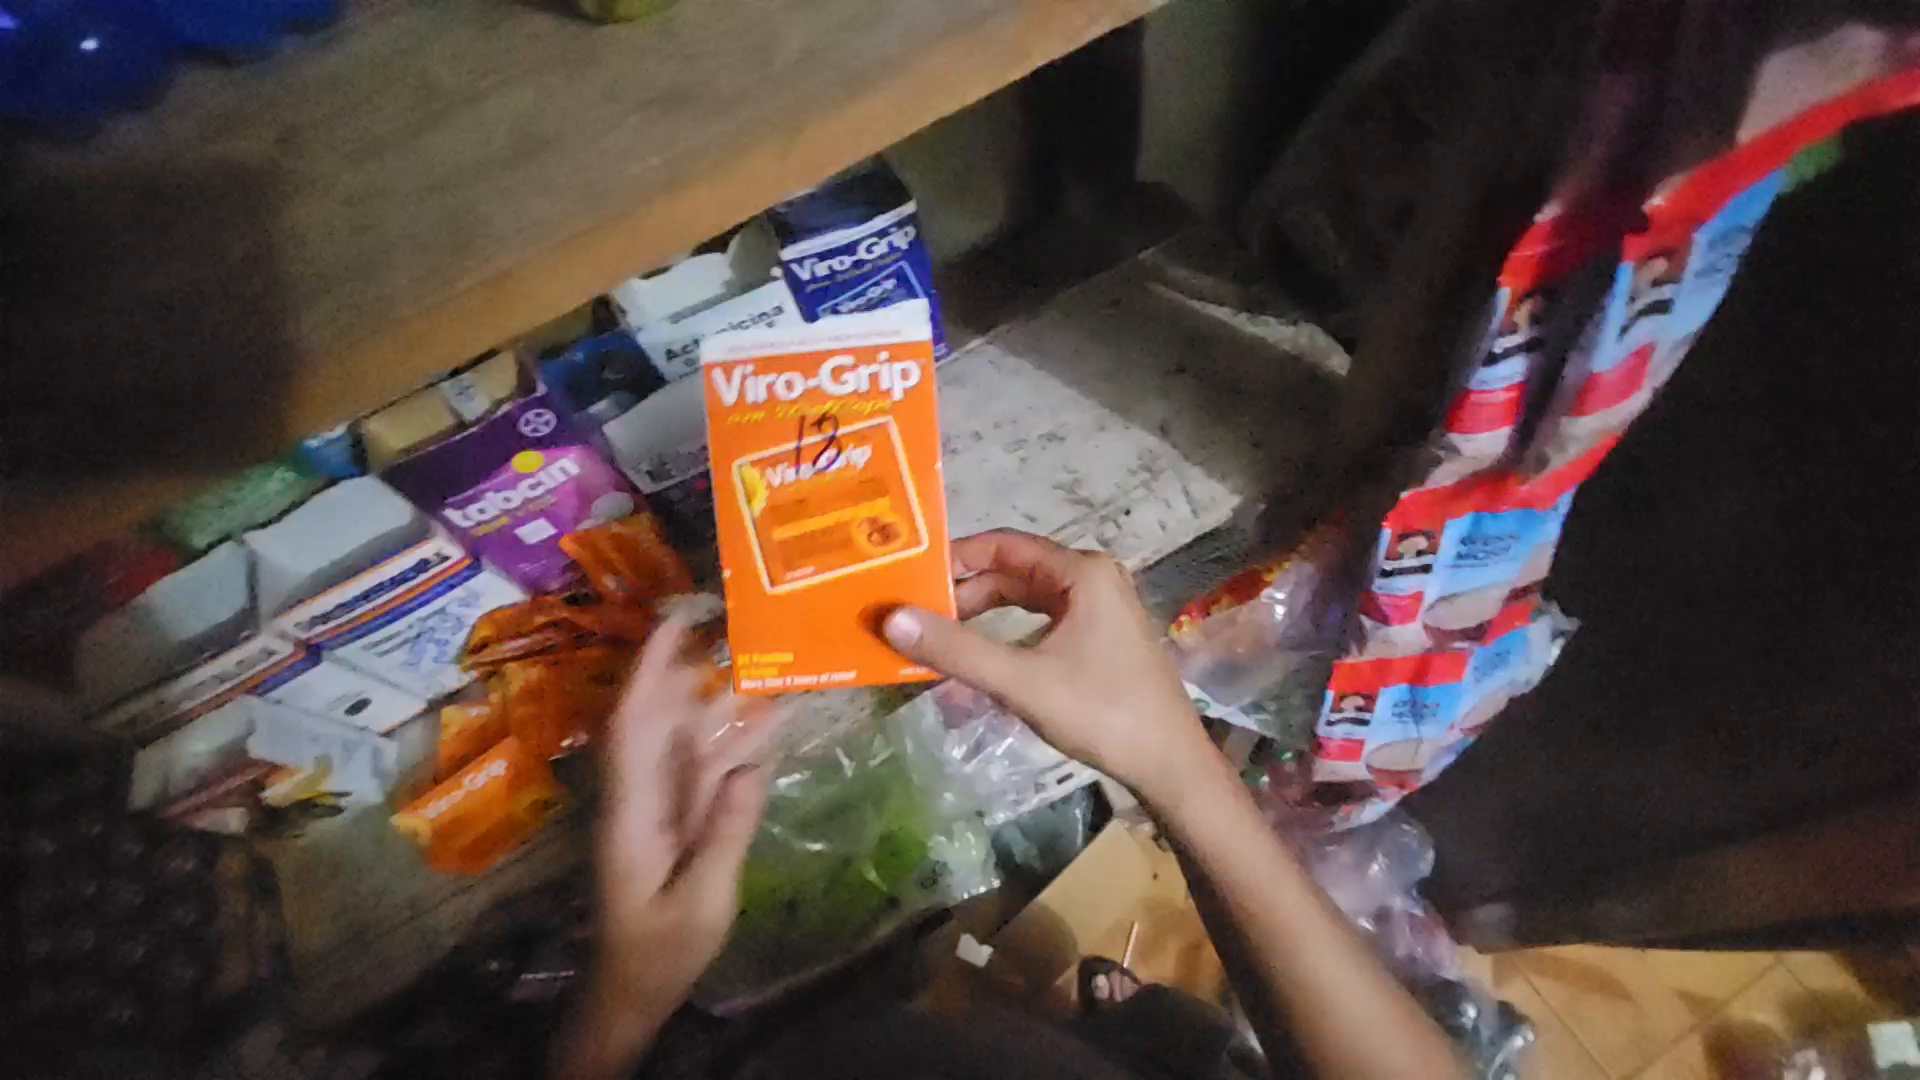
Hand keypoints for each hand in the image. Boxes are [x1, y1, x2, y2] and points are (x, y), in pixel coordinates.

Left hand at [553, 615, 780, 1079]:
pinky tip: (771, 716)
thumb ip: (724, 834)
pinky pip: (709, 761)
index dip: (649, 668)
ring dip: (718, 693)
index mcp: (632, 807)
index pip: (633, 723)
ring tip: (759, 656)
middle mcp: (643, 790)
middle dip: (685, 663)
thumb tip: (751, 767)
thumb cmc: (660, 949)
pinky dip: (737, 734)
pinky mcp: (681, 811)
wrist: (635, 986)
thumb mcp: (699, 901)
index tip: (672, 621)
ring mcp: (662, 799)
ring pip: (687, 732)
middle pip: (659, 713)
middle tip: (730, 623)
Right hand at [881, 530, 1215, 804]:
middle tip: (919, 614)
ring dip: (986, 613)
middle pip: (1016, 572)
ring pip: (1029, 599)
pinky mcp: (1103, 637)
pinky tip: (984, 654)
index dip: (956, 557)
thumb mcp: (1021, 680)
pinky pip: (1045, 621)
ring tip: (941, 634)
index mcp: (1082, 572)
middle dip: (966, 592)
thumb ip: (956, 649)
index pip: (1004, 545)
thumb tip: (892, 618)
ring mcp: (1102, 609)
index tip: (914, 576)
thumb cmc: (1101, 713)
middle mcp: (1094, 579)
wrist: (1171, 766)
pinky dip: (1010, 632)